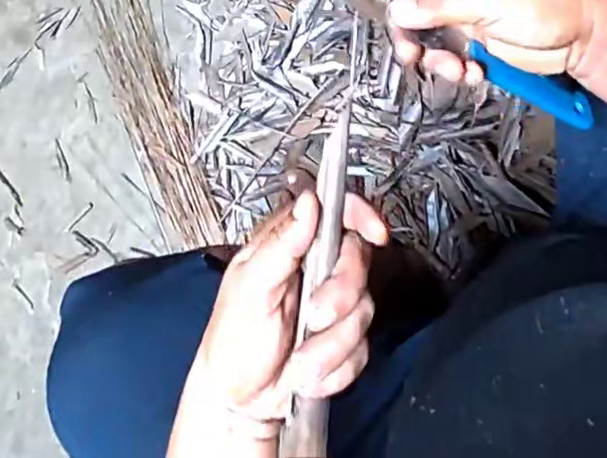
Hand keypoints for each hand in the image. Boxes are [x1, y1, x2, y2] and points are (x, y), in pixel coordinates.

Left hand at [178, 190, 387, 437]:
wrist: (238, 403)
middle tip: (313, 316)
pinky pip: (361, 348)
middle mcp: (316, 266)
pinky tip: (308, 370)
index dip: (361, 215)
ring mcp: (332, 301)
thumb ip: (281, 242)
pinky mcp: (343, 337)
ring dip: (330, 344)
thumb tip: (308, 203)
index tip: (375, 232)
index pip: (336, 212)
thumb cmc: (232, 341)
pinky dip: (334, 367)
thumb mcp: (250, 286)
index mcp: (293, 243)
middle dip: (340, 296)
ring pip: (363, 308)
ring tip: (298, 357)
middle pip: (358, 259)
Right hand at [361, 0, 603, 83]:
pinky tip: (473, 74)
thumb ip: (438, 6)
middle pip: (413, 11)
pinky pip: (450, 58)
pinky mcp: (477, 46)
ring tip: (458, 70)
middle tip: (412, 55)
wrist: (580, 38)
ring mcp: (466, 20)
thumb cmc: (538, 5)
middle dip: (410, 34)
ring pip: (429, 39)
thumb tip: (397, 8)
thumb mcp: (485, 1)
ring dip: (435, 58)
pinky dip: (455, 69)